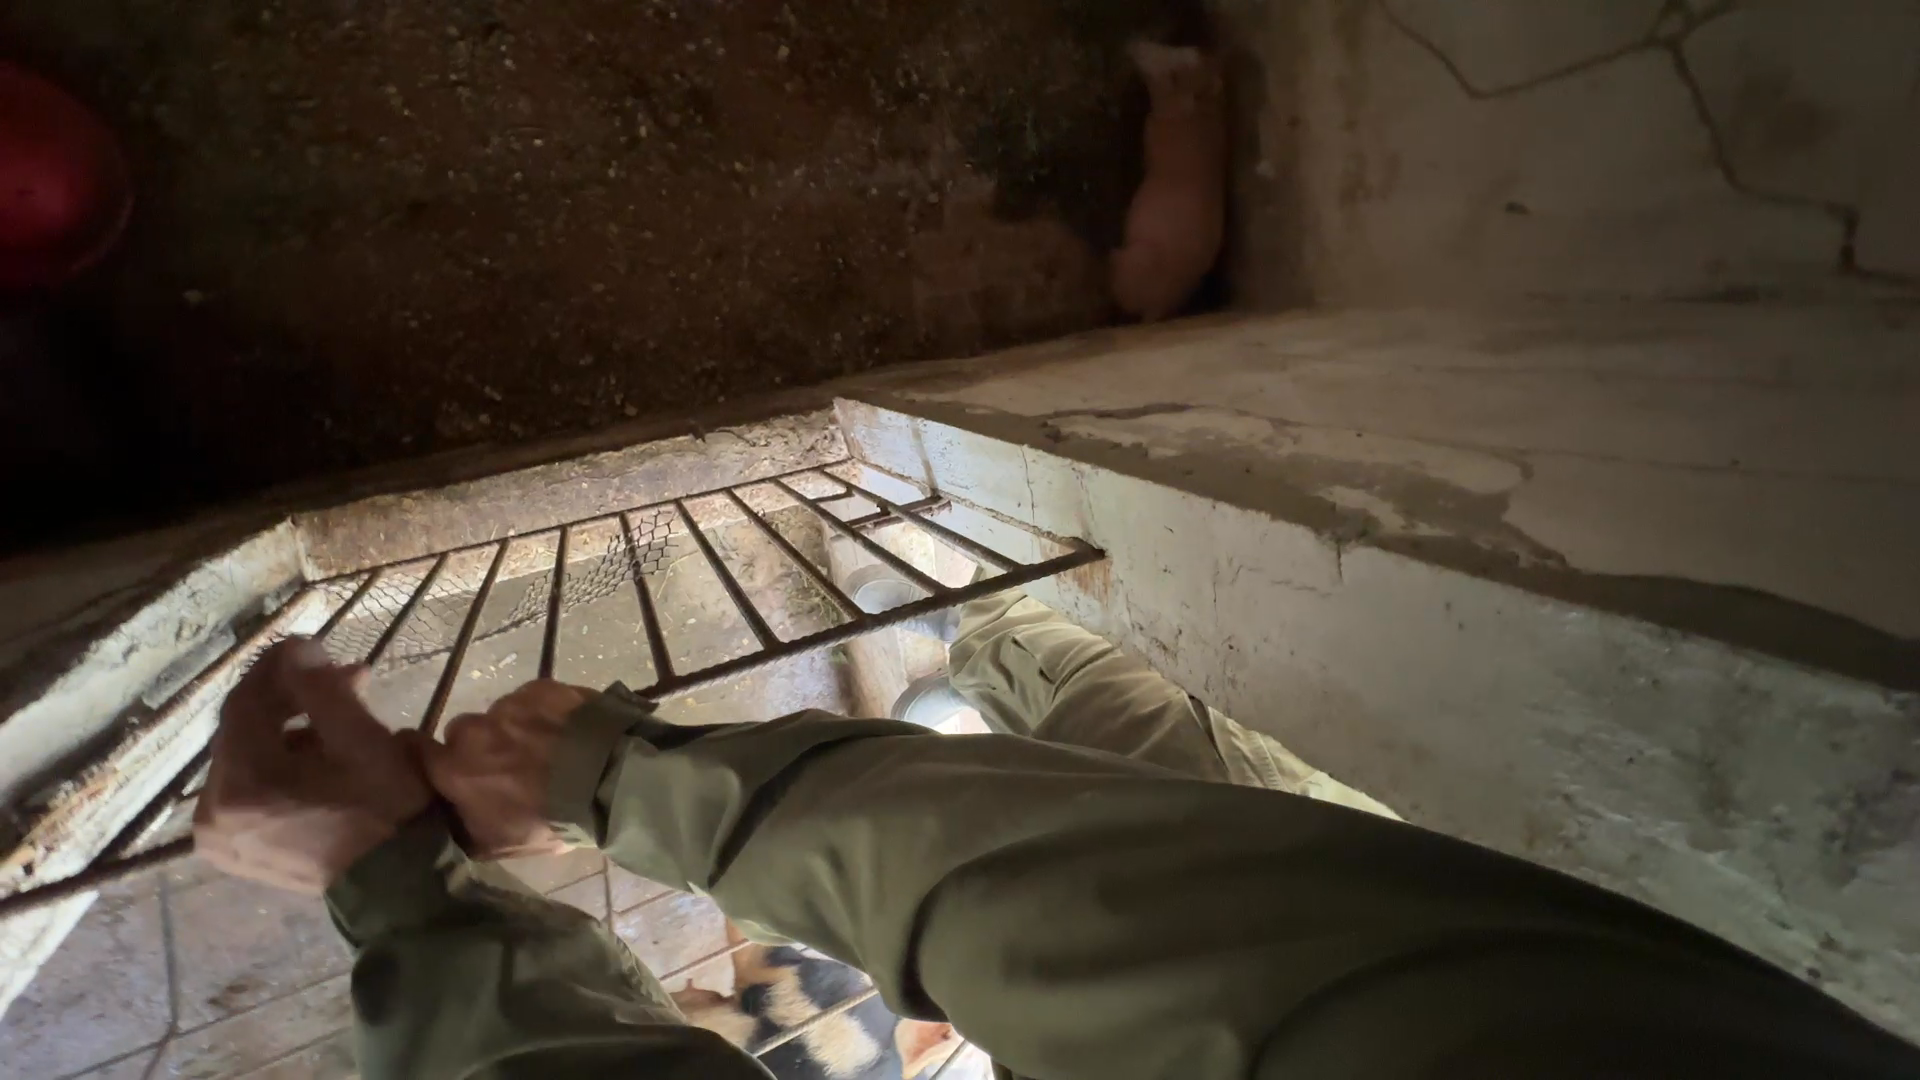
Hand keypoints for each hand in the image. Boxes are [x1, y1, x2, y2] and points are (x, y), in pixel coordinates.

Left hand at [194, 638, 431, 892]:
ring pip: (248, 762)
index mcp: (243, 785)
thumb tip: (298, 652)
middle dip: (293, 700)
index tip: (313, 643)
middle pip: (243, 734)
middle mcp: (211, 812)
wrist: (397, 883)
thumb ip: (326, 694)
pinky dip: (281, 767)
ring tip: (342, 724)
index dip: (277, 668)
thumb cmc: (389, 808)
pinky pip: (248, 792)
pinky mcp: (232, 851)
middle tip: (347, 678)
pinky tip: (321, 762)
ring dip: (291, 733)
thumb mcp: (366, 742)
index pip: (244, 706)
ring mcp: (216, 837)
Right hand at [422, 680, 591, 858]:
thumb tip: (443, 818)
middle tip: (511, 761)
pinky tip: (566, 727)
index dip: (421, 752)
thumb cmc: (551, 819)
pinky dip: (545, 710)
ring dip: (517, 726)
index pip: (413, 749)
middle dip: (481, 745)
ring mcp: (512, 705)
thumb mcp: (495, 844)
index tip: (434, 757)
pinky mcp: (546, 688)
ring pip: (502, 713)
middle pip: (464, 732)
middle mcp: (476, 730)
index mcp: (454, 769)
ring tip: (548, 744)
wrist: (610, 779)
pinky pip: (534, 698)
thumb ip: (459, 828)